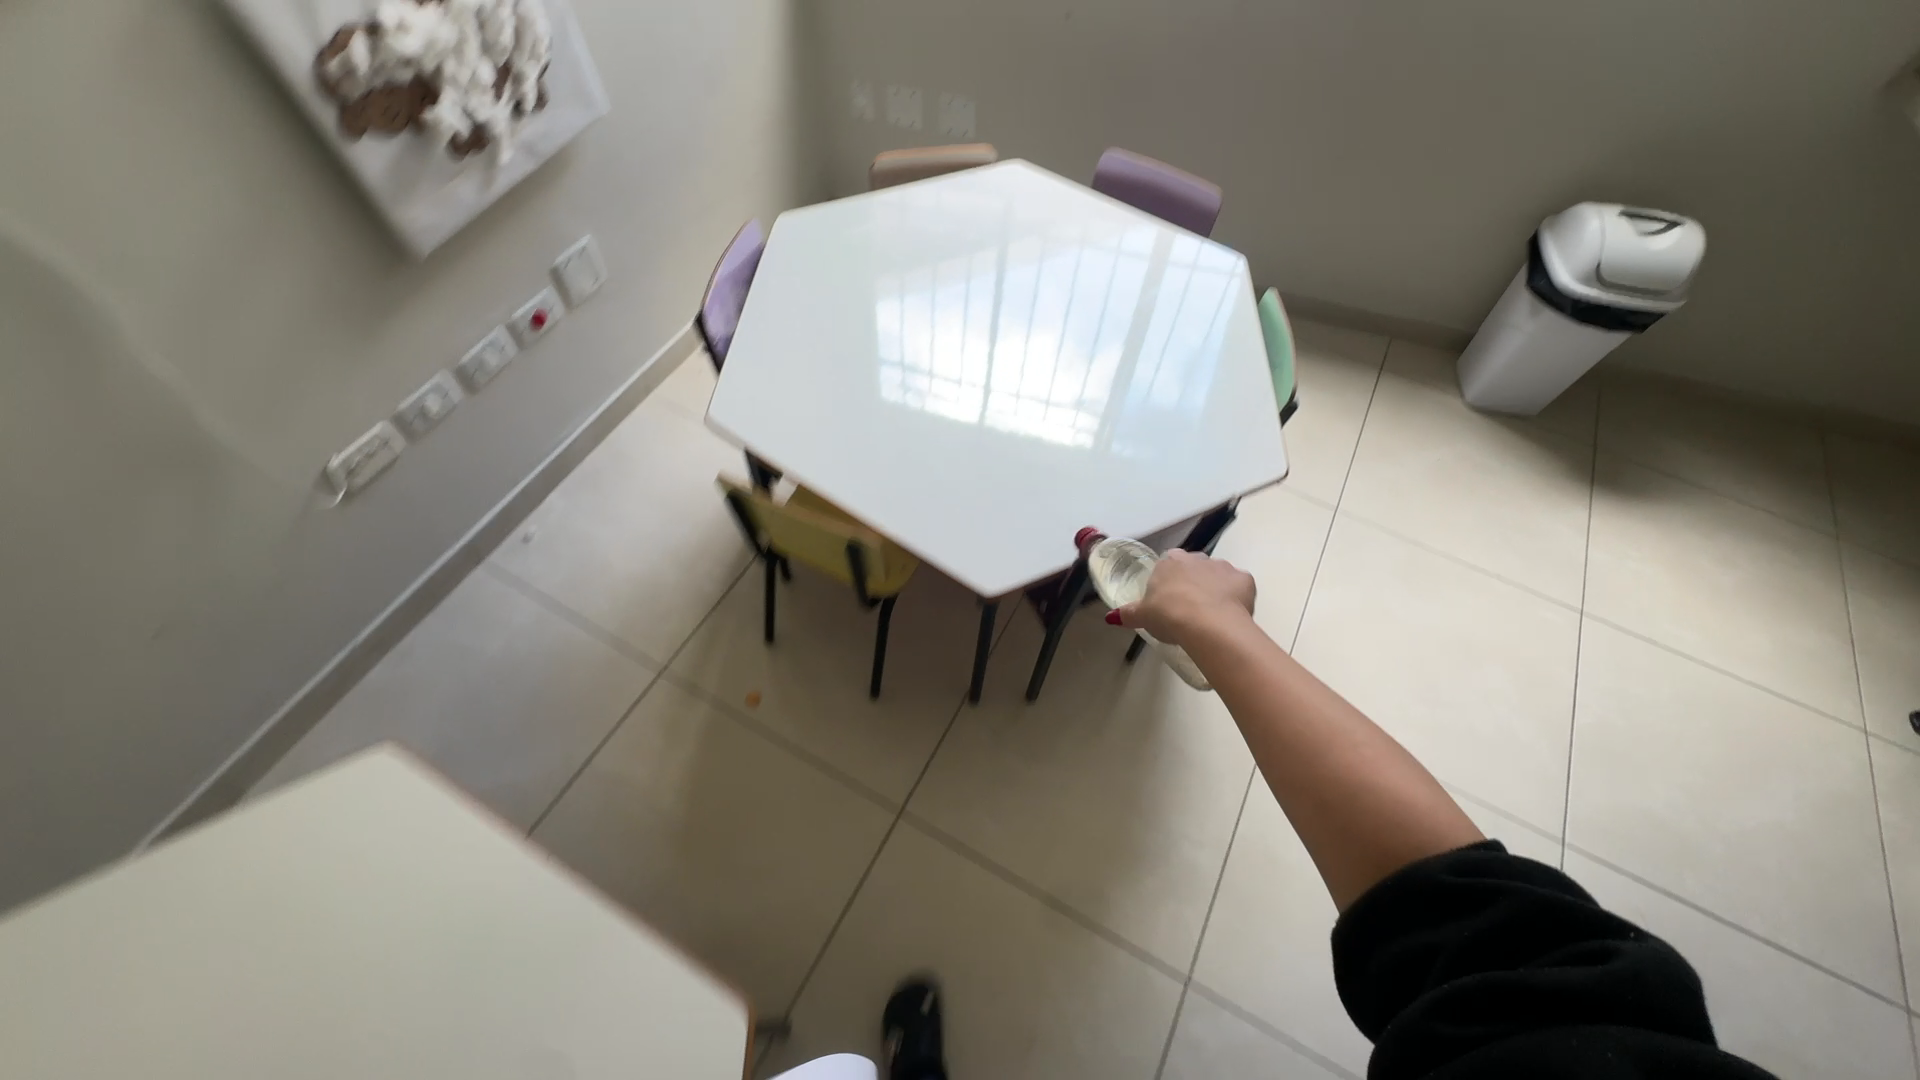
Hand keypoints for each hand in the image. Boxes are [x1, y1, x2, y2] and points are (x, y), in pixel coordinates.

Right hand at [1110, 549, 1255, 646]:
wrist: (1207, 624)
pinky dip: (1237, 598)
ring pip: (1218, 576)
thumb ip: (1128, 614)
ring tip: (1210, 615)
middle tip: (1188, 609)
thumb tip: (1111, 617)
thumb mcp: (1143, 616)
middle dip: (1192, 584)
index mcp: (1169, 562)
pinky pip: (1239, 587)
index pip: (1167, 567)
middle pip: (1193, 568)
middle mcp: (1197, 558)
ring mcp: (1223, 566)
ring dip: (1214, 589)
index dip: (1168, 584)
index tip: (1168, 602)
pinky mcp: (1245, 579)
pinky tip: (1231, 614)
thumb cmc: (1169, 615)